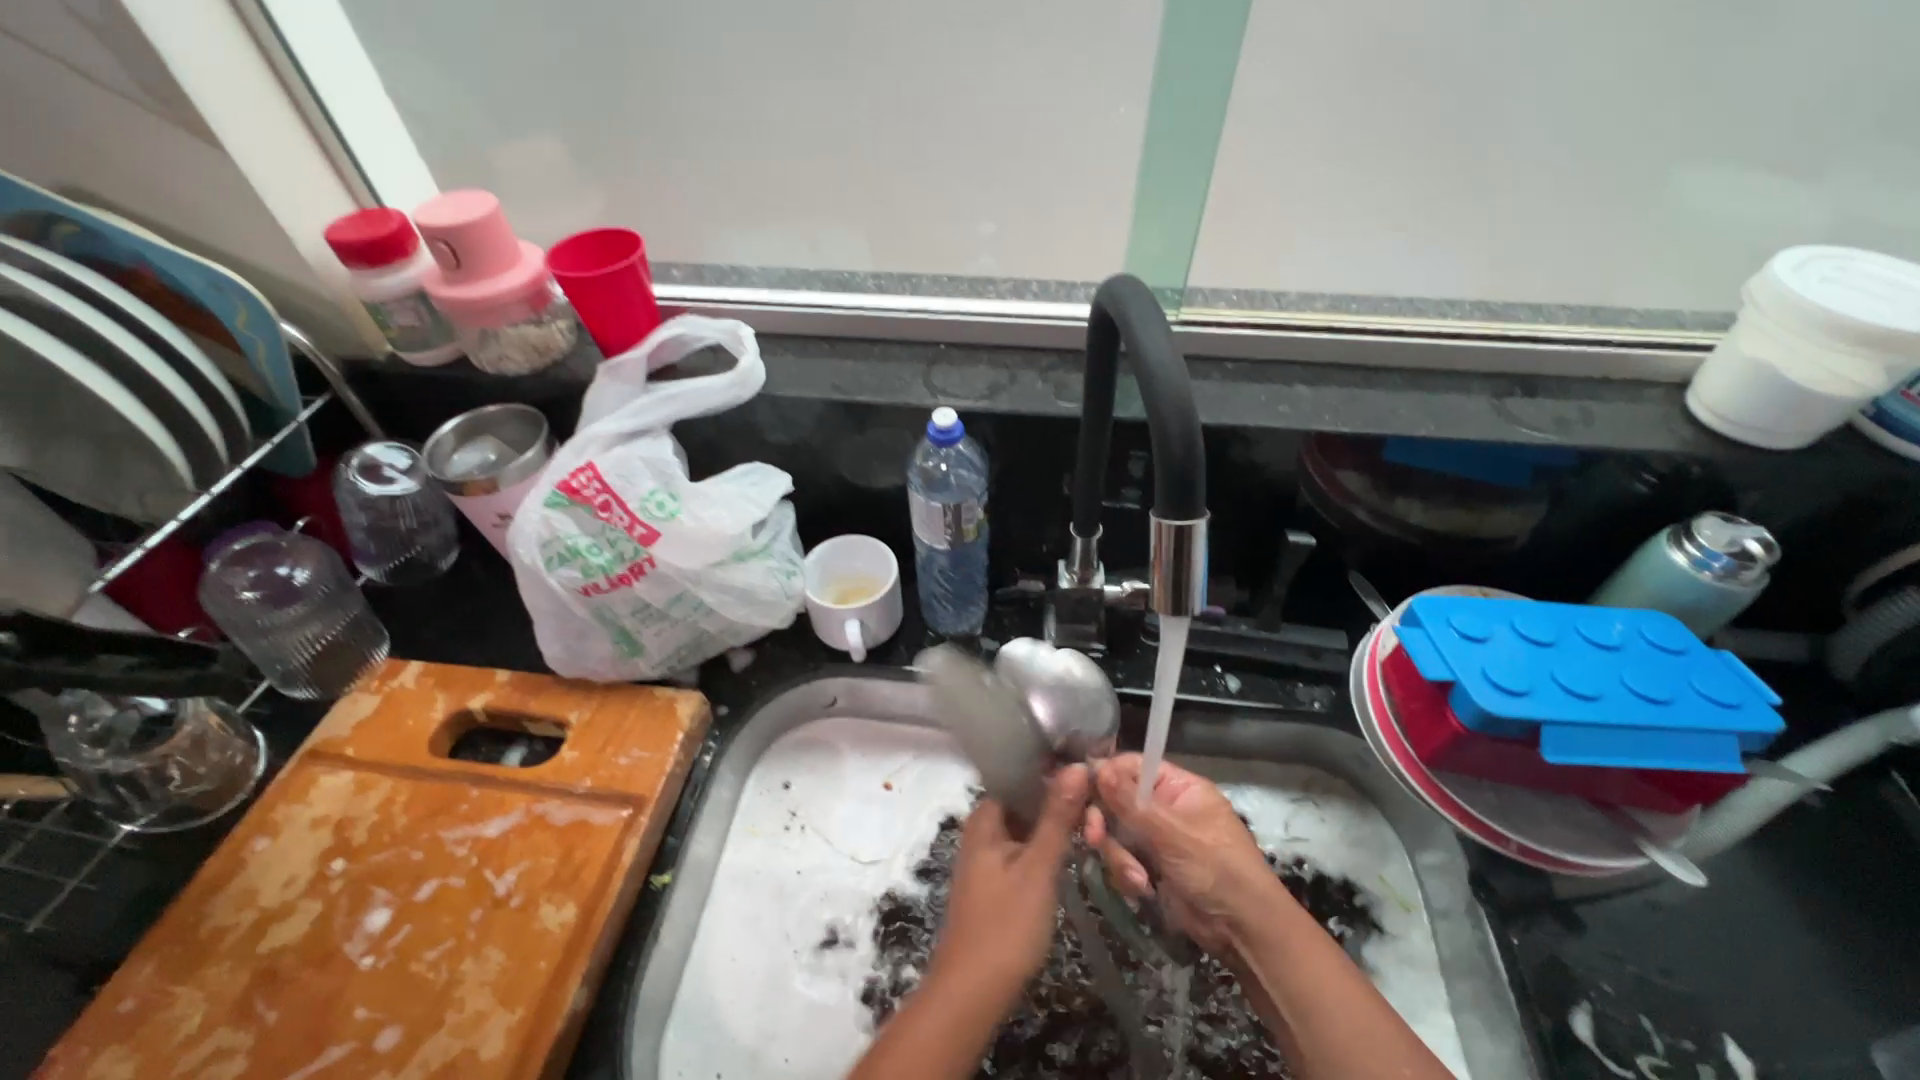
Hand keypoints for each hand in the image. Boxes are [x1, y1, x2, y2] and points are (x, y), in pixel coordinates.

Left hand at [930, 764, 1090, 1004]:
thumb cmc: (1005, 925)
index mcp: (984, 819)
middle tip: (1099, 802)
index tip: (1088, 769)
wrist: (973, 991)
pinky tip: (1074, 853)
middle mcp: (982, 832)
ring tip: (1095, 823)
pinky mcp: (997, 883)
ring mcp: (988, 859)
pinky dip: (1047, 849)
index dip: (1051, 770)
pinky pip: (1025, 851)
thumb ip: (1056, 817)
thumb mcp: (1037, 868)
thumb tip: (1076, 766)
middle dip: (1058, 800)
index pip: (1018, 775)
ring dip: (1056, 826)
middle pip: (1024, 802)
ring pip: (1027, 828)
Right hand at [1083, 755, 1280, 954]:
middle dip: (1106, 823)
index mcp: (1179, 788)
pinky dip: (1128, 875)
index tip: (1084, 790)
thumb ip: (1131, 802)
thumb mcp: (1173, 833)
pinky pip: (1122, 861)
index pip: (1133, 767)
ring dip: (1120, 857)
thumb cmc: (1217, 870)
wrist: (1242, 930)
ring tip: (1138, 878)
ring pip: (1116, 835)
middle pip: (1117, 801)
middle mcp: (1165, 809)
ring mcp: (1157, 840)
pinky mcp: (1150, 868)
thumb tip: (1095, 767)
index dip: (1108, 775)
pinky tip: (1143, 889)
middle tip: (1095, 838)